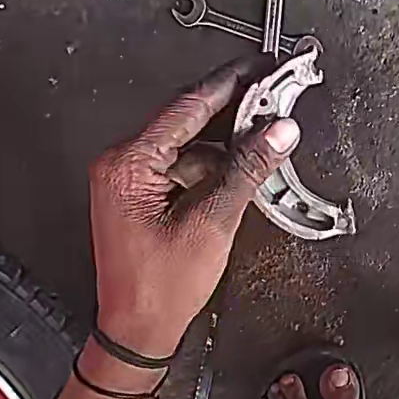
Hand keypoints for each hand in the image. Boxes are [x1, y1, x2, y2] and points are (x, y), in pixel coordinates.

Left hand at [91, 58, 300, 356]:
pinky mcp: (140, 194)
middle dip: (232, 111)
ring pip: (188, 144)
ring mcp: (129, 179)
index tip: (257, 69)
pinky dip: (212, 166)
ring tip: (263, 140)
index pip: (187, 106)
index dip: (230, 84)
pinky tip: (239, 168)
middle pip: (186, 121)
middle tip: (269, 97)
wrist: (137, 330)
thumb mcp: (212, 223)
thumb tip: (276, 133)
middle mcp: (122, 164)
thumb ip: (246, 170)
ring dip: (224, 143)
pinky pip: (182, 165)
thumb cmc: (159, 288)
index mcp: (128, 164)